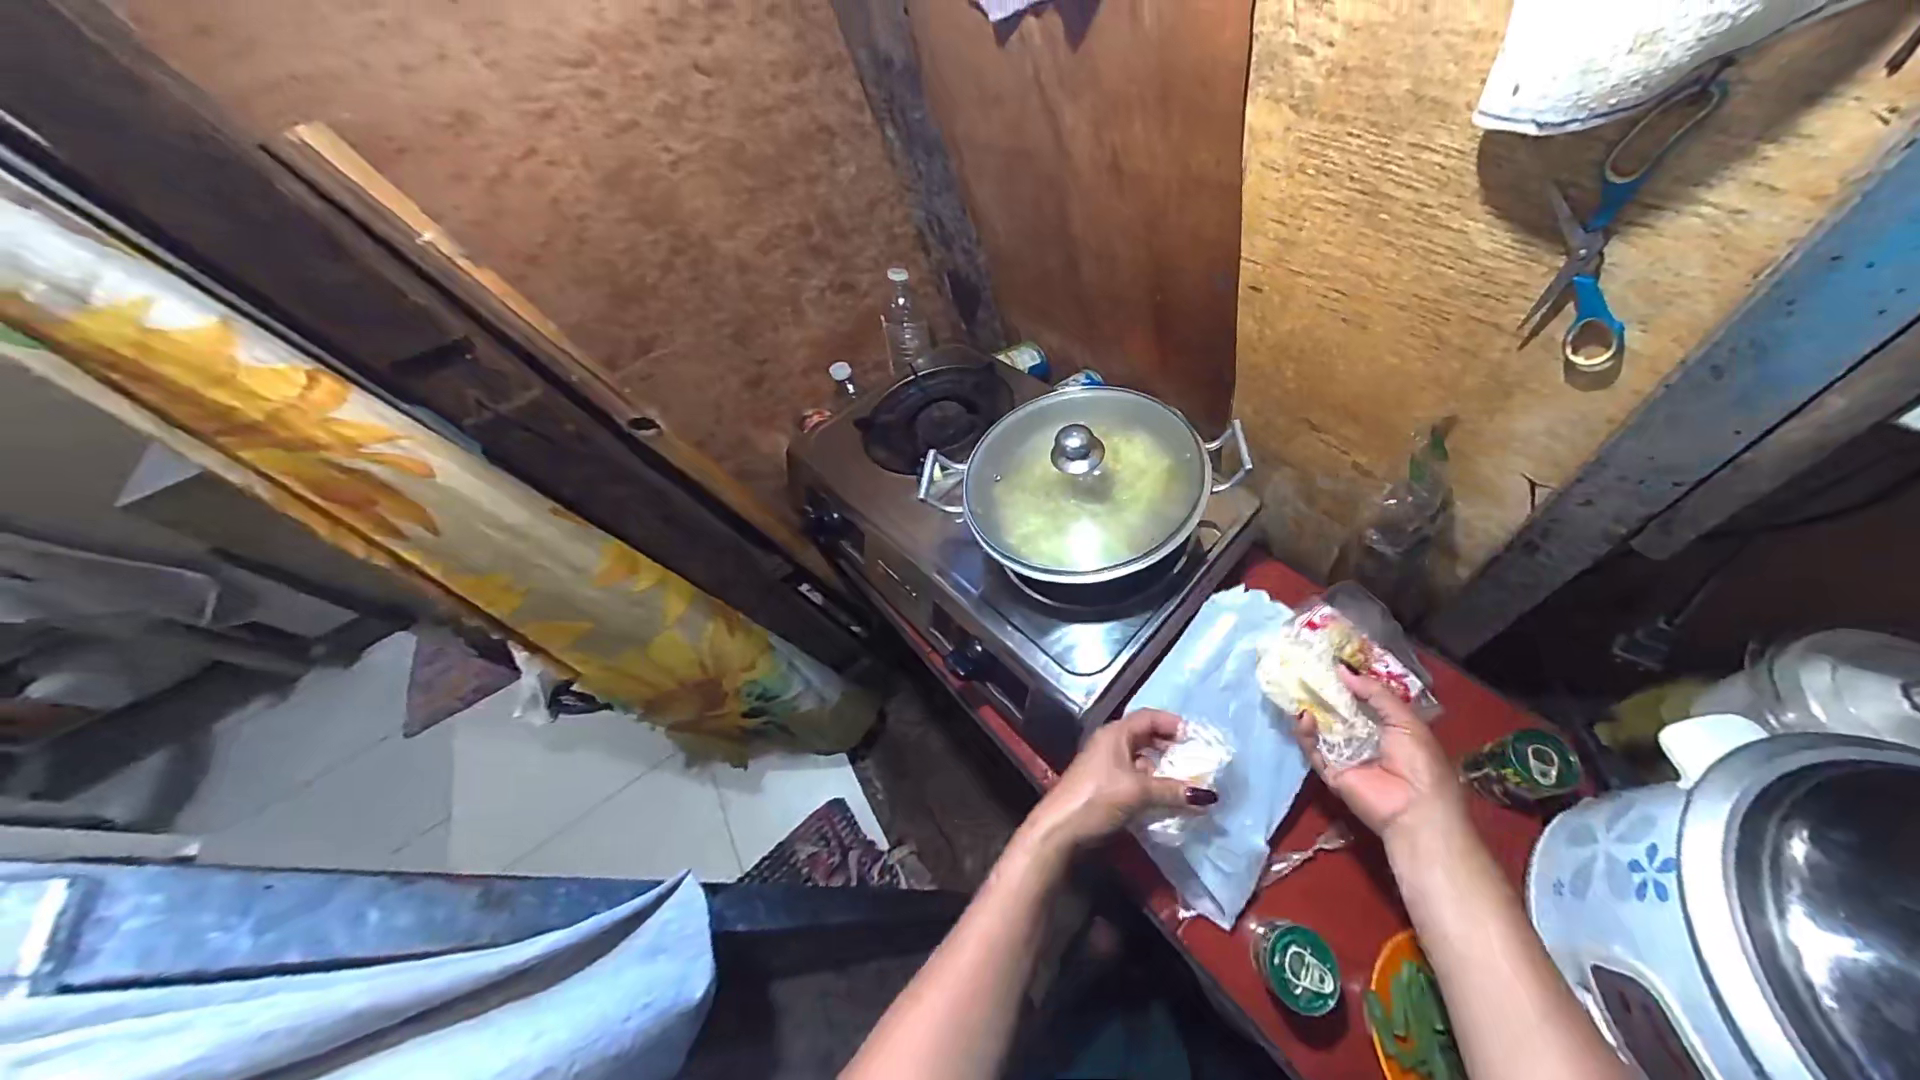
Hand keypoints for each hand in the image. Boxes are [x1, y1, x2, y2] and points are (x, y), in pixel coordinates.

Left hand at [1024, 709, 1215, 850]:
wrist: (1059, 829)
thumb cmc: (1097, 798)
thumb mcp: (1138, 792)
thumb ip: (1173, 791)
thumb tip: (1208, 796)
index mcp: (1115, 734)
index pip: (1148, 717)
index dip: (1172, 723)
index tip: (1195, 737)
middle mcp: (1110, 744)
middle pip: (1145, 736)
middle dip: (1169, 746)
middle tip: (1194, 759)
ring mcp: (1105, 765)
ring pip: (1140, 759)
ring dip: (1162, 768)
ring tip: (1185, 781)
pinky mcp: (1104, 786)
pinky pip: (1134, 777)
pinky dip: (1151, 783)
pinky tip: (1165, 798)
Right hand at [1290, 668, 1465, 841]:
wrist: (1415, 808)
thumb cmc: (1420, 761)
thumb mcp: (1404, 719)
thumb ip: (1375, 693)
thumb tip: (1342, 669)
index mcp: (1386, 728)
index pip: (1361, 701)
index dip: (1347, 684)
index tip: (1330, 664)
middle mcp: (1363, 740)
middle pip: (1337, 713)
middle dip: (1323, 694)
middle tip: (1306, 673)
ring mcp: (1345, 756)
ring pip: (1321, 729)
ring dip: (1311, 711)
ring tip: (1300, 691)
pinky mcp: (1329, 771)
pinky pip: (1313, 750)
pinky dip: (1306, 734)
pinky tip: (1304, 717)